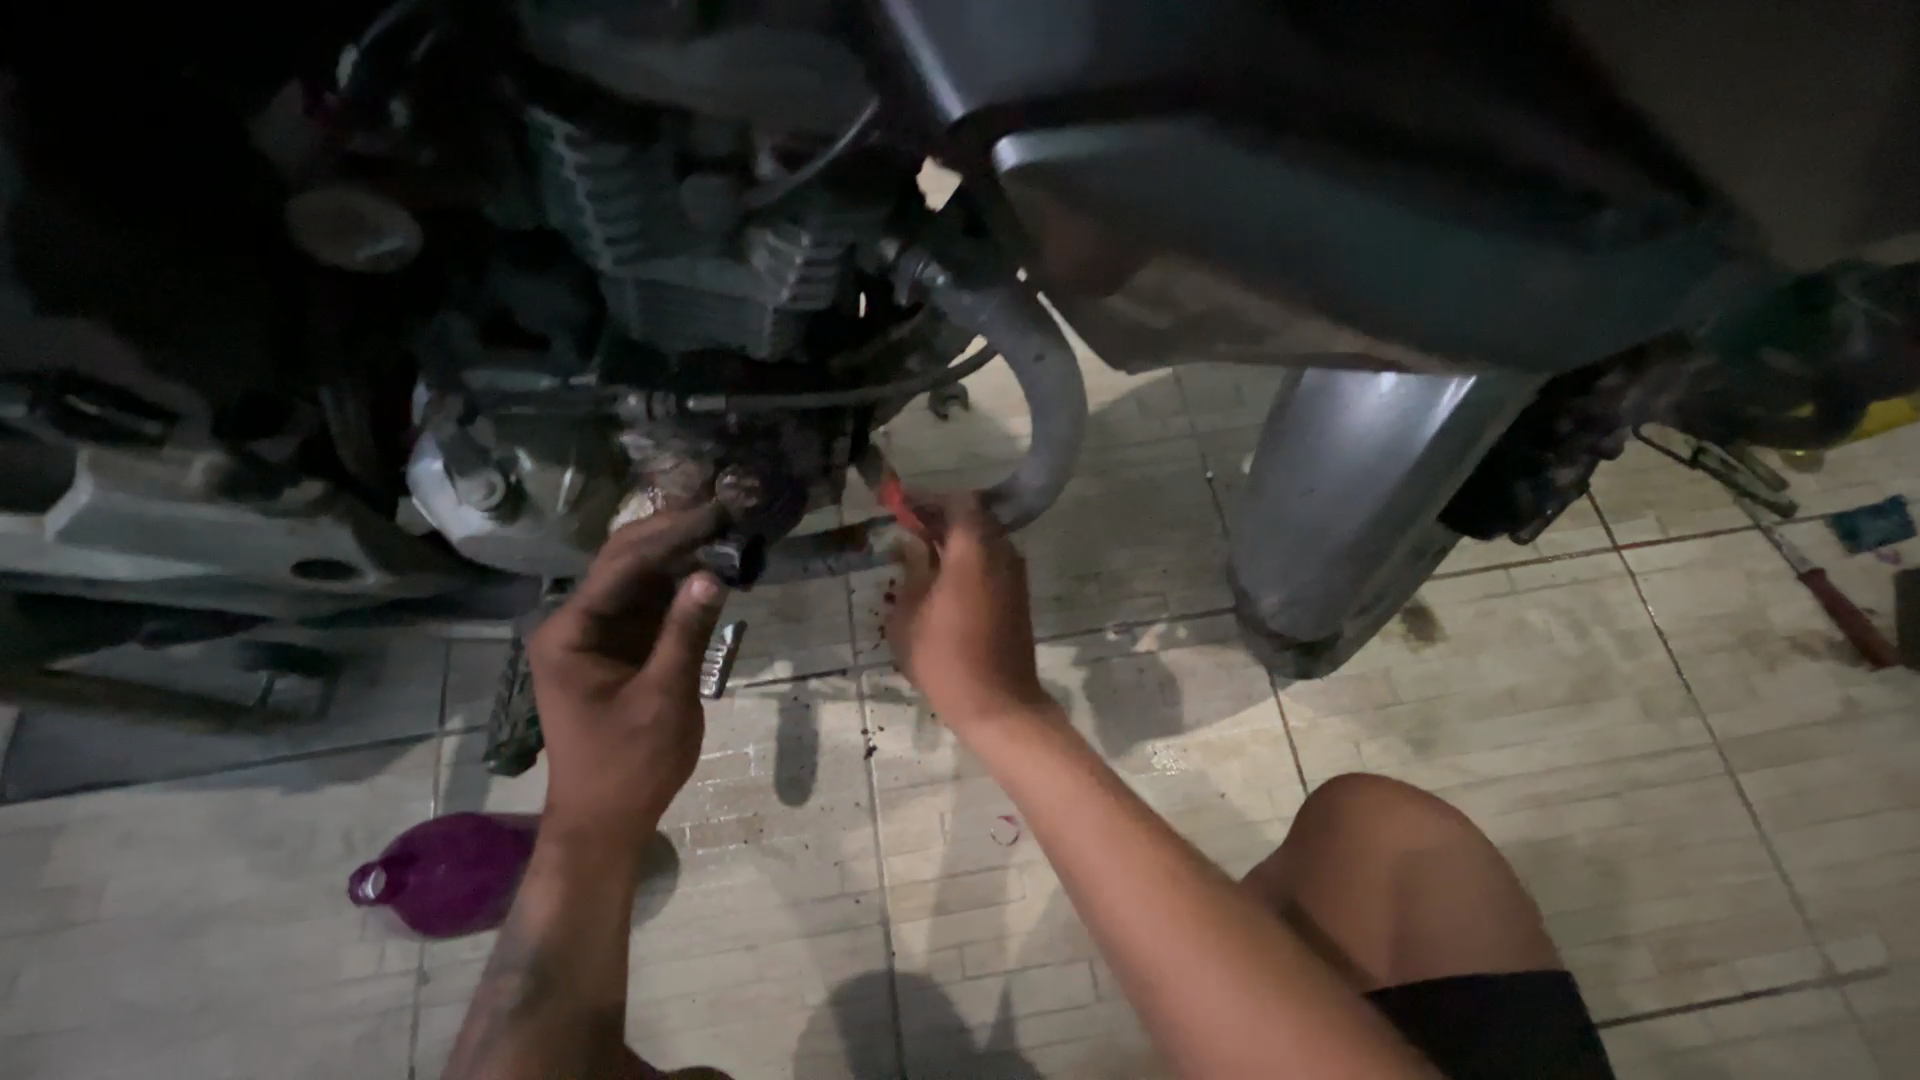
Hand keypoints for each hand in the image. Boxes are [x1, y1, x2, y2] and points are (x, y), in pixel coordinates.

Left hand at [528, 504, 728, 842]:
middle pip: (625, 561)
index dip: (673, 535)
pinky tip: (713, 568)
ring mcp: (597, 634)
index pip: (624, 565)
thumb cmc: (628, 764)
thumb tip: (712, 574)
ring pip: (639, 578)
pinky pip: (649, 604)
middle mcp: (576, 622)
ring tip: (726, 530)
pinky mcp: (619, 648)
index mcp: (570, 631)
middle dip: (674, 534)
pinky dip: (680, 587)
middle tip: (725, 510)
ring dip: (680, 555)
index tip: (717, 513)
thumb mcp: (663, 697)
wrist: (605, 820)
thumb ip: (685, 633)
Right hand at [888, 492, 1053, 725]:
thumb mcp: (909, 614)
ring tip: (923, 556)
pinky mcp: (1019, 596)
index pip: (959, 501)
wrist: (997, 702)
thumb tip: (910, 544)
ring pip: (986, 540)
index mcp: (973, 550)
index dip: (930, 500)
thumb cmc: (944, 658)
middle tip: (910, 531)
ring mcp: (1016, 575)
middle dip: (942, 519)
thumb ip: (911, 569)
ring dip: (957, 541)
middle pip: (975, 517)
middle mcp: (1002, 552)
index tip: (904, 509)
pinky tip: (945, 580)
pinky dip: (971, 561)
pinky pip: (994, 562)